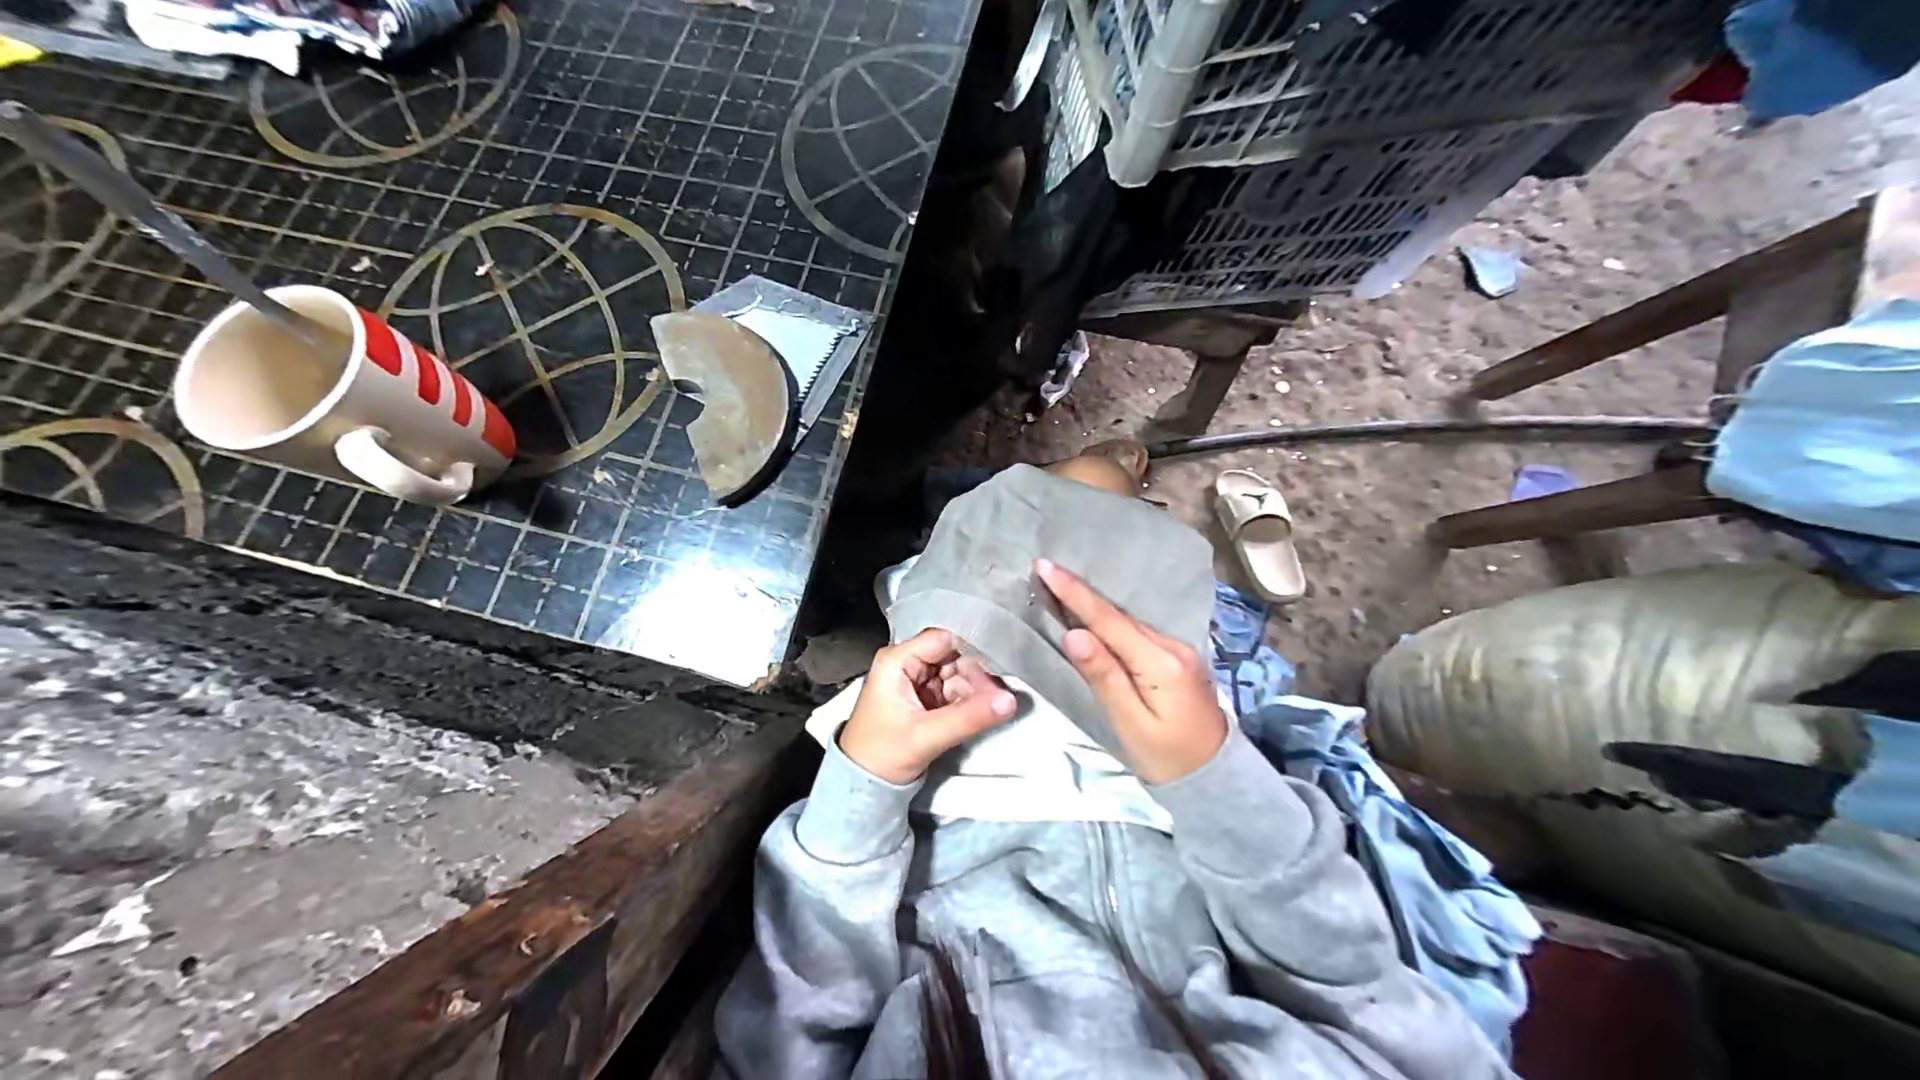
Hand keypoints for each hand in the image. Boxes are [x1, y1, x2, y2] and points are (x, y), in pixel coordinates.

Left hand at [838, 628, 1018, 783]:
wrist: (862, 786)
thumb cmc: (882, 755)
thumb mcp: (926, 736)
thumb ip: (968, 717)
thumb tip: (1011, 701)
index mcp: (897, 660)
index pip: (945, 639)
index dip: (973, 650)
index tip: (999, 669)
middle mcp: (907, 663)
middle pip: (954, 655)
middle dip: (977, 674)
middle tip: (998, 697)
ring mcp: (916, 680)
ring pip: (957, 673)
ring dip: (975, 689)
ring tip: (992, 707)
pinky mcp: (925, 698)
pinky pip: (954, 690)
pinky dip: (968, 700)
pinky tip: (982, 711)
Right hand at [1035, 559, 1226, 784]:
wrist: (1216, 778)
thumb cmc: (1168, 759)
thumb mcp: (1131, 724)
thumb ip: (1104, 677)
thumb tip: (1074, 634)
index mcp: (1162, 663)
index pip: (1109, 620)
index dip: (1074, 593)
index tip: (1046, 567)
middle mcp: (1174, 646)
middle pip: (1119, 615)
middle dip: (1081, 593)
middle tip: (1044, 570)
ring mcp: (1180, 650)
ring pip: (1129, 621)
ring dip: (1094, 605)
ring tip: (1060, 586)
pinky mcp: (1178, 657)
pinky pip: (1137, 631)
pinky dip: (1111, 621)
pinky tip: (1093, 617)